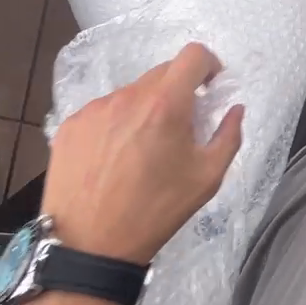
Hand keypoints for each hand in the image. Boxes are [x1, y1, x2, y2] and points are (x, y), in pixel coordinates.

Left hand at [41, 43, 245, 264]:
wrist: (87, 250)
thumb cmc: (154, 212)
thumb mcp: (207, 178)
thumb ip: (229, 135)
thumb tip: (235, 108)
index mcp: (166, 104)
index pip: (193, 55)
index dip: (208, 65)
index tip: (208, 88)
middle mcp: (129, 96)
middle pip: (163, 73)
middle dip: (178, 91)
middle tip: (177, 127)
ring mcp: (95, 109)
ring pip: (132, 93)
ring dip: (145, 109)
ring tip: (140, 149)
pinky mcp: (70, 126)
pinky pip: (104, 111)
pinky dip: (116, 124)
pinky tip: (112, 158)